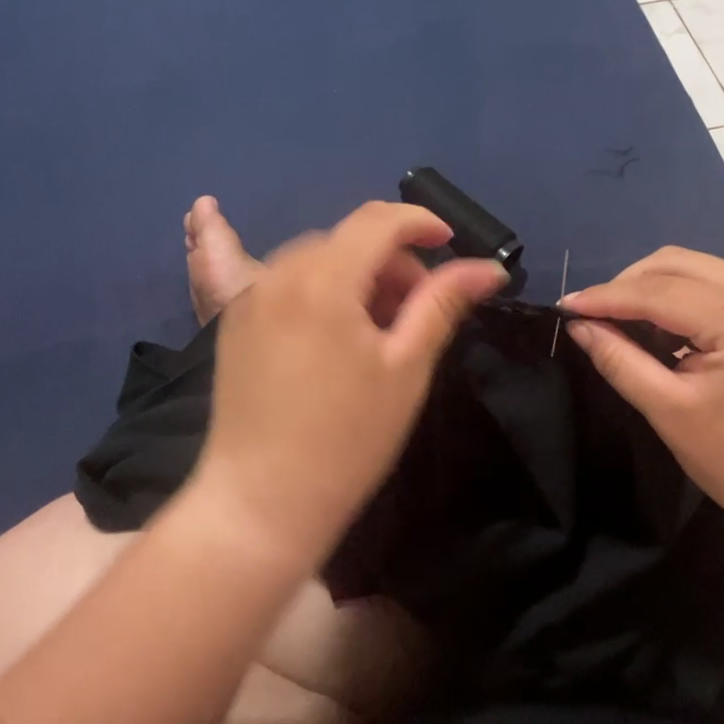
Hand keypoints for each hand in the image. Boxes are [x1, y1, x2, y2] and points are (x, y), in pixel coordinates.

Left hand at [192, 201, 507, 565]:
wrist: (259, 503)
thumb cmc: (346, 440)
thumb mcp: (407, 367)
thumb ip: (443, 303)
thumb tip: (488, 268)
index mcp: (322, 278)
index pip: (379, 220)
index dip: (422, 222)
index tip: (452, 244)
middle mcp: (278, 273)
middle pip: (350, 239)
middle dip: (393, 262)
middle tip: (418, 314)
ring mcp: (250, 296)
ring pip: (319, 258)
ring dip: (358, 276)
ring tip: (379, 332)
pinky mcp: (234, 321)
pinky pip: (289, 281)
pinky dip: (323, 290)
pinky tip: (337, 339)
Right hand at [561, 247, 723, 563]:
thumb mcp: (668, 410)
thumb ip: (619, 360)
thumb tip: (579, 325)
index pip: (656, 291)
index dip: (605, 297)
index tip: (563, 306)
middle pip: (673, 264)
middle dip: (626, 285)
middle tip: (591, 317)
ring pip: (691, 267)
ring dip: (649, 287)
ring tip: (618, 322)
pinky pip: (710, 283)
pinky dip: (676, 295)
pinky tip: (657, 326)